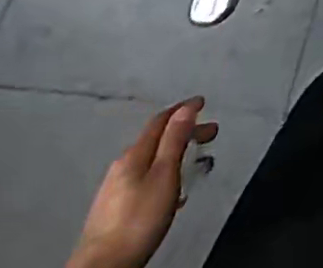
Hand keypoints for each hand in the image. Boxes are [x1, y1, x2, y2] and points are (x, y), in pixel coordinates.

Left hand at [66, 97, 217, 267]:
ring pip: (151, 161)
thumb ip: (174, 140)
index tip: (202, 102)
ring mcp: (115, 188)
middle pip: (157, 140)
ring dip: (175, 155)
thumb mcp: (164, 175)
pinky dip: (162, 175)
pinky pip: (143, 180)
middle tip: (209, 134)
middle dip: (184, 133)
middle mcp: (122, 165)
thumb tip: (186, 108)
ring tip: (194, 163)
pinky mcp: (113, 210)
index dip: (183, 109)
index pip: (161, 121)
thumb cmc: (138, 220)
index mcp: (135, 154)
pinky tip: (170, 193)